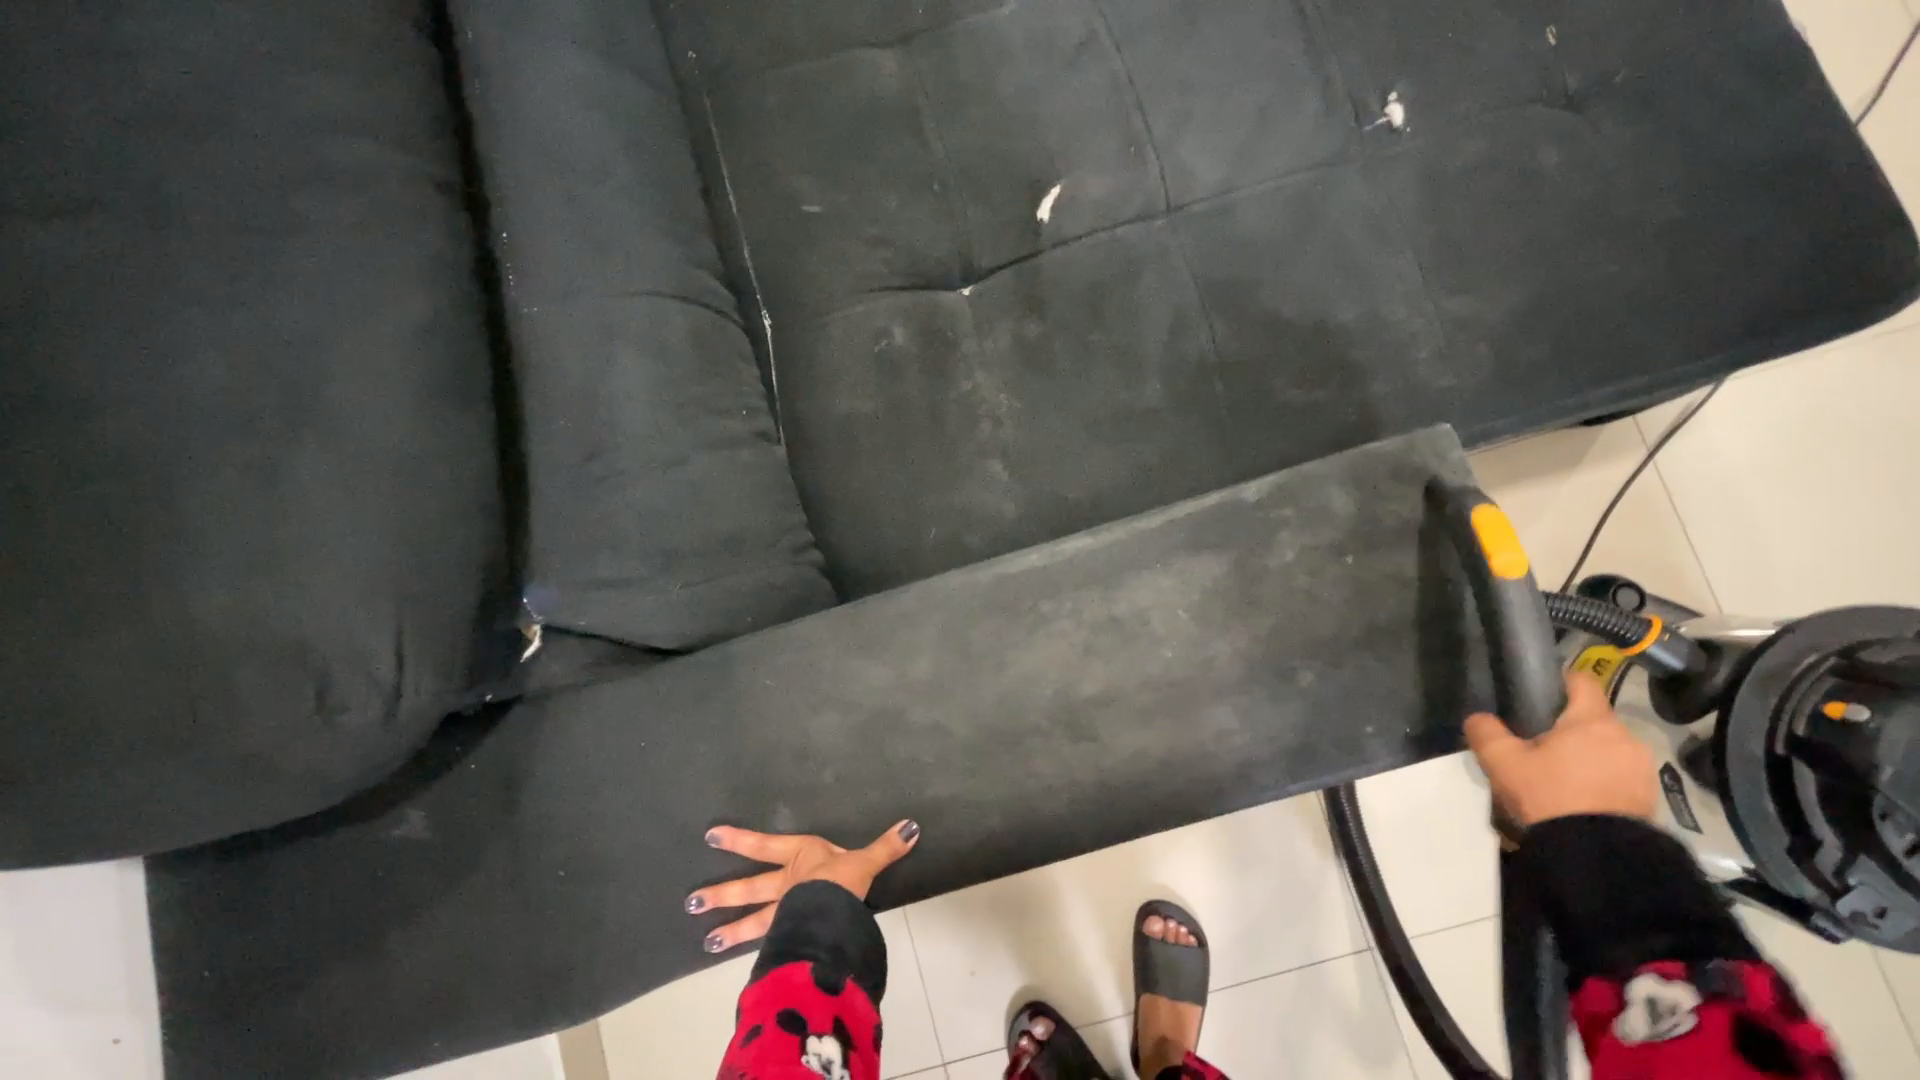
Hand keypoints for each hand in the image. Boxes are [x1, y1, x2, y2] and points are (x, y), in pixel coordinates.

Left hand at [687, 820, 920, 952]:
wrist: (834, 913)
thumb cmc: (844, 880)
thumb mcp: (866, 860)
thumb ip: (886, 847)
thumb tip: (912, 826)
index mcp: (802, 857)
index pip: (764, 845)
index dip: (739, 839)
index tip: (711, 836)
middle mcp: (787, 883)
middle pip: (750, 887)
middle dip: (722, 893)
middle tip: (691, 902)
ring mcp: (785, 913)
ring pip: (753, 921)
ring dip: (730, 929)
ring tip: (705, 942)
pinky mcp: (789, 937)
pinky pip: (769, 943)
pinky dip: (754, 951)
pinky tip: (740, 963)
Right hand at [1465, 672, 1657, 827]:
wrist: (1596, 854)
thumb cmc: (1548, 795)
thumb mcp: (1502, 762)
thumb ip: (1485, 732)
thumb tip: (1478, 717)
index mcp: (1591, 720)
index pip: (1582, 680)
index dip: (1559, 682)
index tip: (1538, 696)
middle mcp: (1625, 736)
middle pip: (1593, 718)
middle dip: (1569, 727)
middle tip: (1540, 745)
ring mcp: (1642, 767)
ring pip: (1609, 746)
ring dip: (1589, 754)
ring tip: (1561, 776)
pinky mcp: (1650, 796)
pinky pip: (1622, 773)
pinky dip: (1603, 778)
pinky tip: (1581, 796)